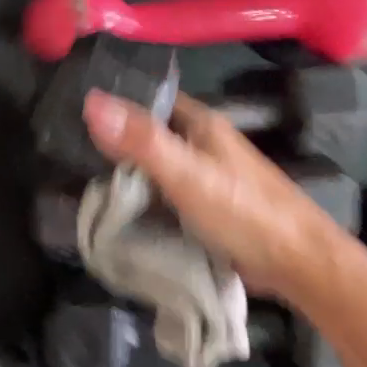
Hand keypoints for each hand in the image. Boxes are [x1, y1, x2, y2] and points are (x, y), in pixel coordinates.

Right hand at [83, 90, 351, 301]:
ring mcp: (204, 179)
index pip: (148, 101)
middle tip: (68, 161)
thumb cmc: (246, 213)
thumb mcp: (187, 175)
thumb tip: (91, 101)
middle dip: (113, 148)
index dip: (113, 107)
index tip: (70, 120)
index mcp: (201, 125)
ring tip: (82, 190)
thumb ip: (142, 141)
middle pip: (147, 138)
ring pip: (153, 170)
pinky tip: (117, 217)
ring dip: (125, 180)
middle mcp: (202, 146)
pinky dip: (141, 205)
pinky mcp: (205, 210)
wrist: (299, 265)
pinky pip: (162, 199)